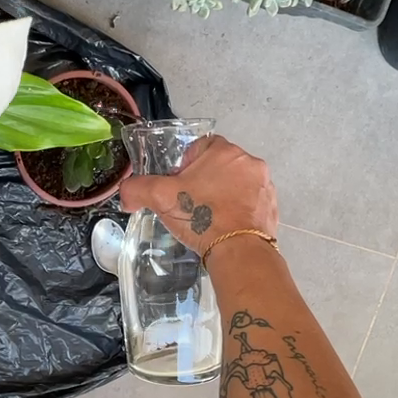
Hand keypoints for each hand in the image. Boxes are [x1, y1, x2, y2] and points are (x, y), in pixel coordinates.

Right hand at [119, 136, 276, 252]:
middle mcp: (249, 162)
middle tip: (187, 204)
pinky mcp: (271, 206)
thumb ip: (136, 188)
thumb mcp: (159, 198)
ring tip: (205, 219)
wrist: (239, 250)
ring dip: (220, 195)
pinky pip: (248, 202)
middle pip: (217, 165)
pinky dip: (235, 211)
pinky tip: (222, 227)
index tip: (177, 186)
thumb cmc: (201, 217)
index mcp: (223, 151)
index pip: (198, 146)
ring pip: (234, 183)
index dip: (183, 165)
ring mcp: (264, 184)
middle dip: (202, 181)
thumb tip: (126, 194)